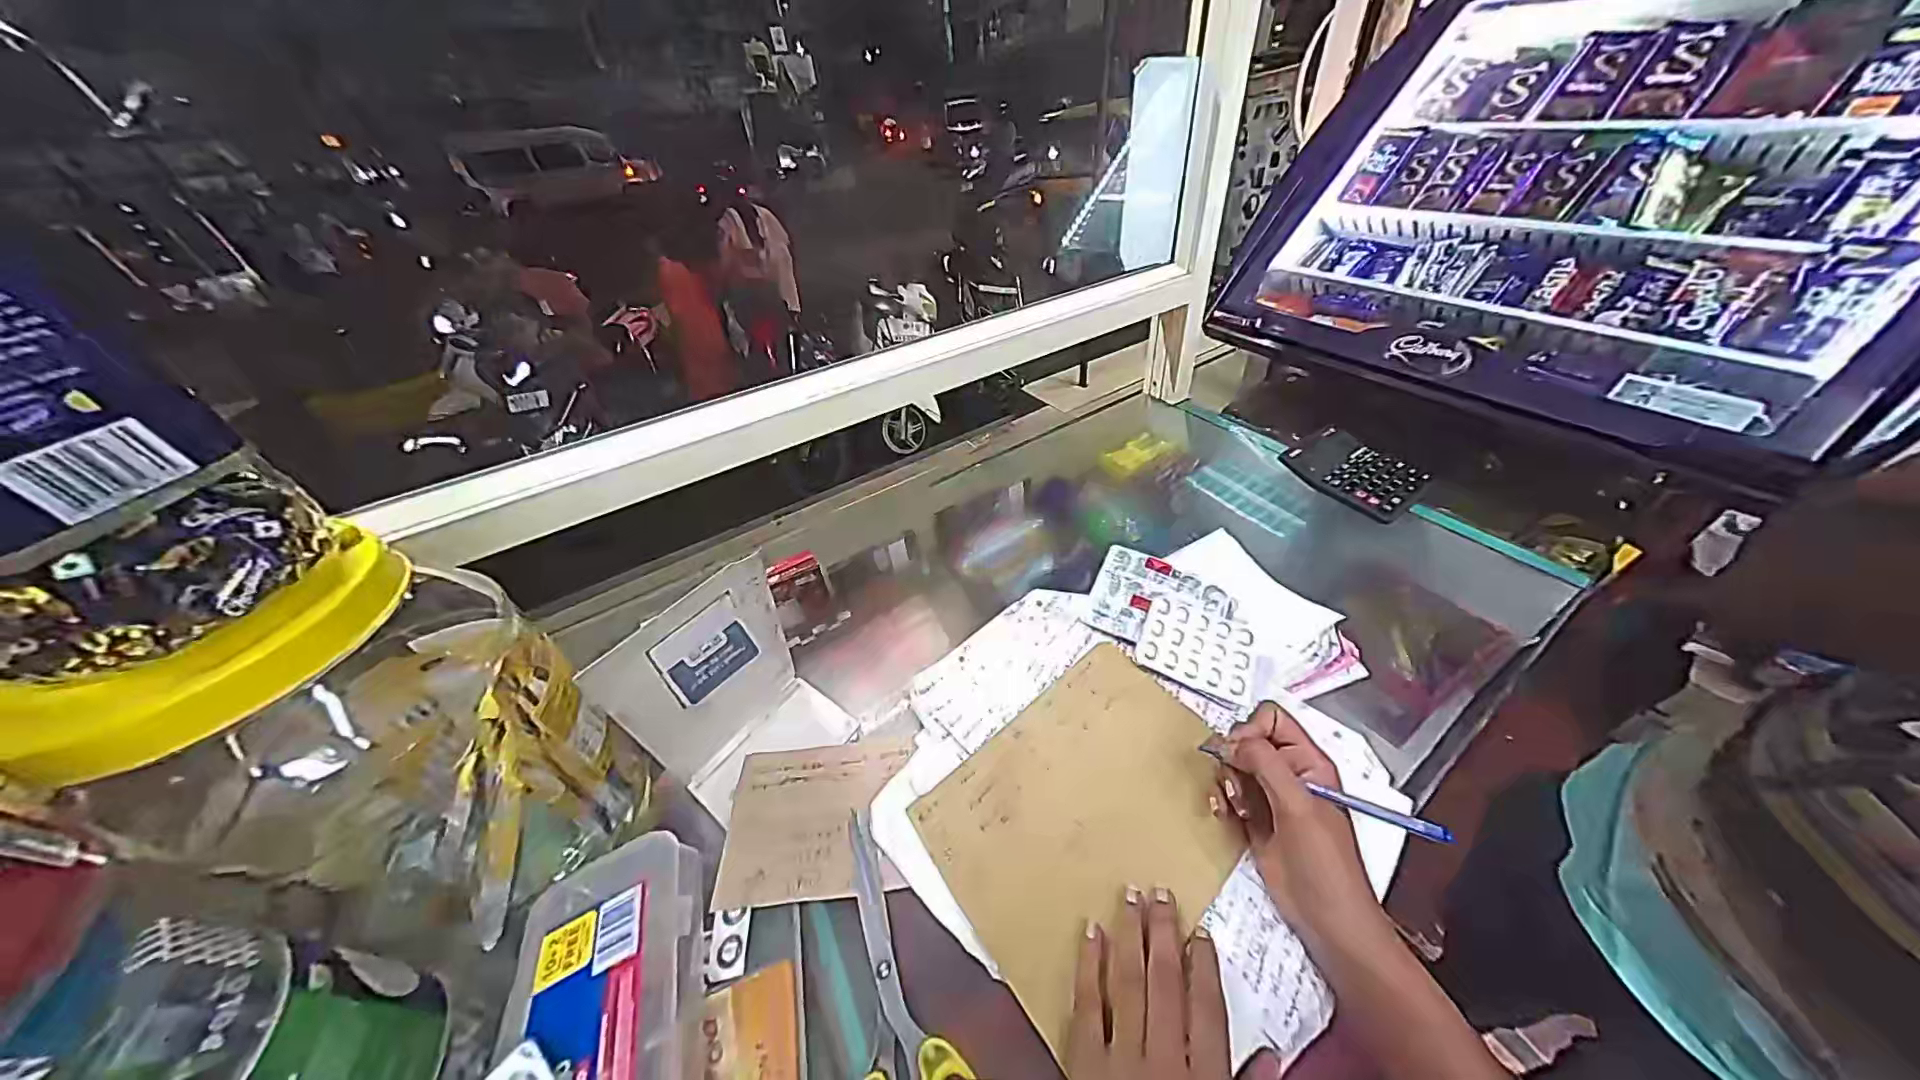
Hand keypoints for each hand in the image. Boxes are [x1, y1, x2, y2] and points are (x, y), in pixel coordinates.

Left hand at [1067, 886, 1228, 1079]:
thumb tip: (1271, 1057)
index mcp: (1202, 1078)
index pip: (1208, 1010)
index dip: (1206, 966)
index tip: (1200, 930)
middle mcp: (1162, 1059)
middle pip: (1165, 982)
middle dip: (1163, 933)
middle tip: (1160, 893)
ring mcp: (1120, 1058)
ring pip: (1128, 982)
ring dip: (1130, 935)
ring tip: (1130, 897)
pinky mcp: (1083, 1061)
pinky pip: (1086, 1003)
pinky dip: (1089, 964)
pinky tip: (1092, 931)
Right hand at [1212, 702, 1379, 941]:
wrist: (1329, 922)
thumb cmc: (1325, 865)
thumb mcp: (1298, 807)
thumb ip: (1265, 765)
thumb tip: (1231, 741)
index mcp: (1308, 762)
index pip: (1272, 719)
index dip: (1251, 730)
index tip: (1240, 754)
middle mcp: (1288, 774)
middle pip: (1247, 740)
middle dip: (1234, 757)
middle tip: (1236, 784)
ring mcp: (1270, 797)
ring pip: (1234, 766)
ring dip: (1225, 781)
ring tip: (1235, 805)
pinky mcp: (1255, 819)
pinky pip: (1229, 793)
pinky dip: (1221, 799)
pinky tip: (1226, 815)